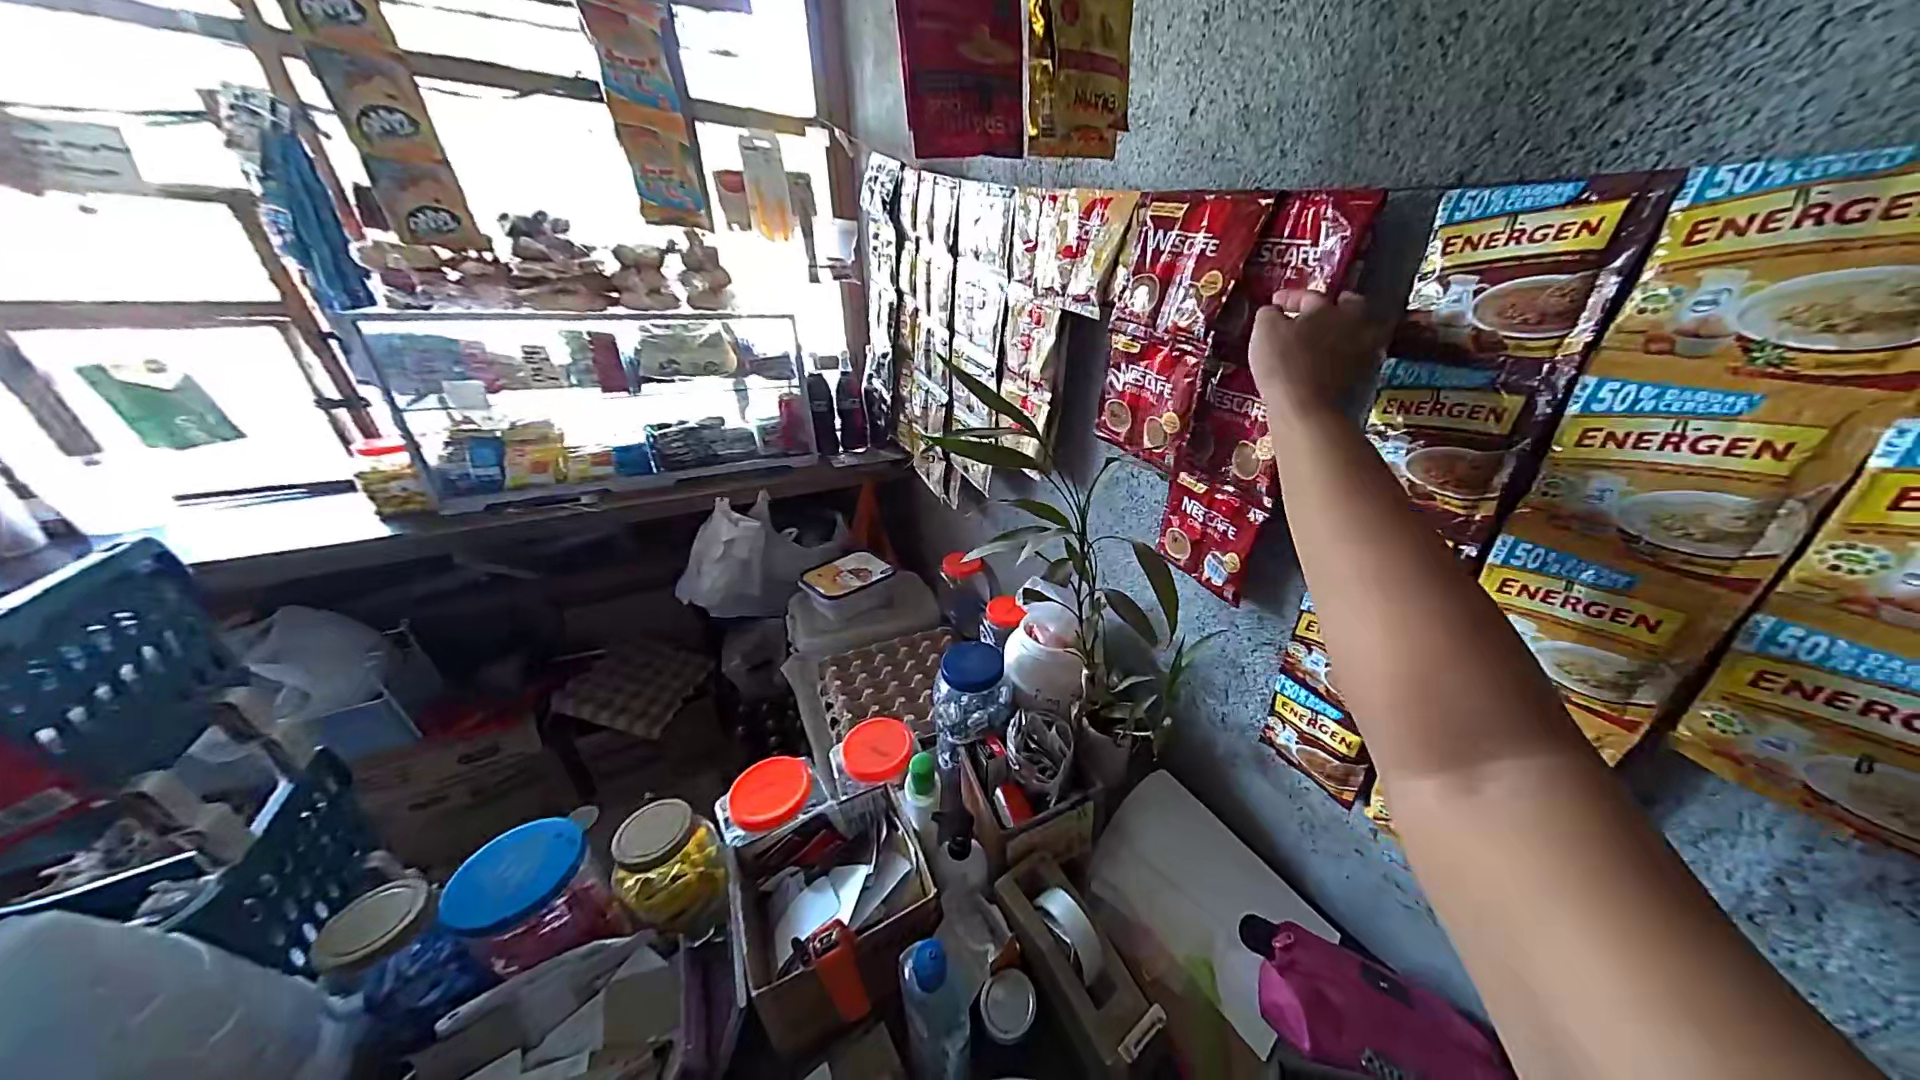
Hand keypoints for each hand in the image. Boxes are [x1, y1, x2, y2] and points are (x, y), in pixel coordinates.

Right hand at [1249, 289, 1385, 421]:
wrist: (1307, 409)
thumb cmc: (1283, 364)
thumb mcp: (1264, 332)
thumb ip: (1268, 316)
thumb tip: (1272, 311)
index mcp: (1327, 309)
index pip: (1309, 297)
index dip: (1290, 298)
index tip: (1275, 302)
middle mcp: (1353, 325)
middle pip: (1351, 307)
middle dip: (1337, 305)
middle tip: (1323, 311)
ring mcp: (1364, 352)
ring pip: (1359, 334)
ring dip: (1345, 332)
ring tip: (1329, 339)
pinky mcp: (1364, 379)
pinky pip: (1355, 360)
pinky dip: (1344, 358)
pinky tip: (1330, 365)